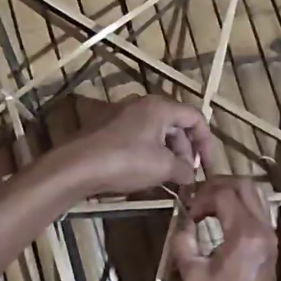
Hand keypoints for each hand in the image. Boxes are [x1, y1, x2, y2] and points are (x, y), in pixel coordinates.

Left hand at [50, 95, 214, 196]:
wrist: (74, 168)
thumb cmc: (125, 162)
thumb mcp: (163, 167)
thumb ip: (185, 169)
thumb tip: (191, 175)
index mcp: (160, 107)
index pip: (195, 117)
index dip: (206, 141)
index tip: (206, 165)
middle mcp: (143, 104)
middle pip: (176, 124)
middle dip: (186, 150)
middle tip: (186, 174)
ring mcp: (122, 114)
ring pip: (157, 131)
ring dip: (168, 153)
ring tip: (169, 176)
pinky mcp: (107, 128)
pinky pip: (139, 136)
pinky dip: (150, 152)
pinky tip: (146, 173)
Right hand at [170, 178, 280, 280]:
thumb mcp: (193, 276)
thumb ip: (184, 243)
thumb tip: (182, 222)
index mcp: (245, 233)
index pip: (224, 194)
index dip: (202, 197)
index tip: (187, 213)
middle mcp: (262, 227)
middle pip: (245, 186)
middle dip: (218, 185)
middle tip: (197, 198)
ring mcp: (271, 233)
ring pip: (255, 195)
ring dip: (231, 193)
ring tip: (208, 204)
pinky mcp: (271, 242)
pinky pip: (258, 209)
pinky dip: (241, 204)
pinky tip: (223, 217)